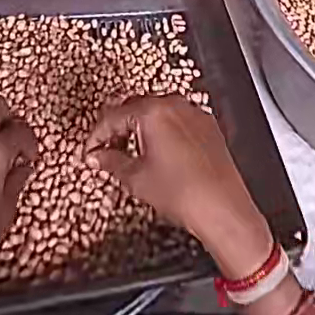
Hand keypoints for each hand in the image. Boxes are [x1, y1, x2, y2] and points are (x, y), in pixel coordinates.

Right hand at [83, 96, 274, 279]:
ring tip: (131, 151)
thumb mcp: (137, 179)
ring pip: (157, 111)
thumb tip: (98, 156)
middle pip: (134, 107)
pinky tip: (159, 151)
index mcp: (152, 111)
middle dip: (117, 127)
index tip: (90, 149)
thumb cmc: (184, 194)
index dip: (97, 135)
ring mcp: (193, 113)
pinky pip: (177, 119)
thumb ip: (111, 161)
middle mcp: (173, 104)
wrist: (224, 210)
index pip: (113, 116)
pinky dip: (162, 130)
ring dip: (140, 127)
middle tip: (105, 148)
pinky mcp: (207, 125)